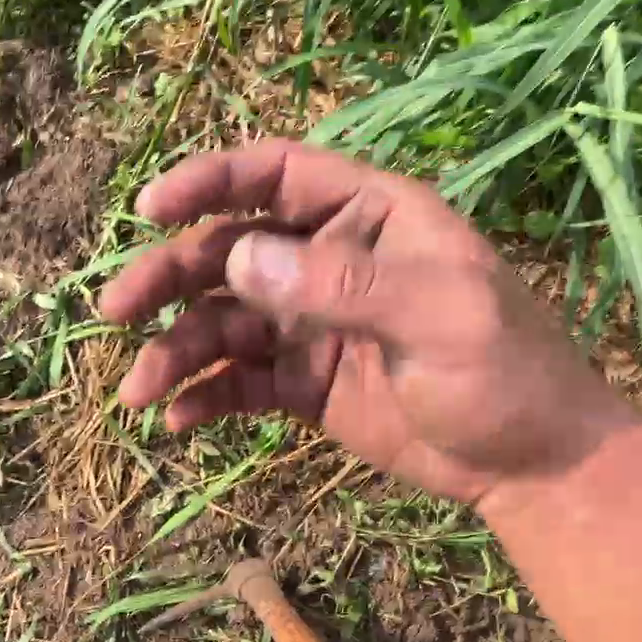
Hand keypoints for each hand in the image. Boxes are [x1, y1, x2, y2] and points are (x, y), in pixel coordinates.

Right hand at [99, 139, 637, 507]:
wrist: (526, 465)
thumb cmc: (506, 374)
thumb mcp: (442, 317)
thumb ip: (344, 284)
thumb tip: (238, 257)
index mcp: (367, 220)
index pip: (276, 177)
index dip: (209, 182)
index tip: (149, 209)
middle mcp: (325, 265)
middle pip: (225, 255)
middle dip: (166, 280)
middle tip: (115, 312)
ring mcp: (307, 328)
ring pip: (219, 327)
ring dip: (173, 354)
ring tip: (138, 394)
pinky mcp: (298, 385)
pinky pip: (236, 384)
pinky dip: (203, 399)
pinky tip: (177, 420)